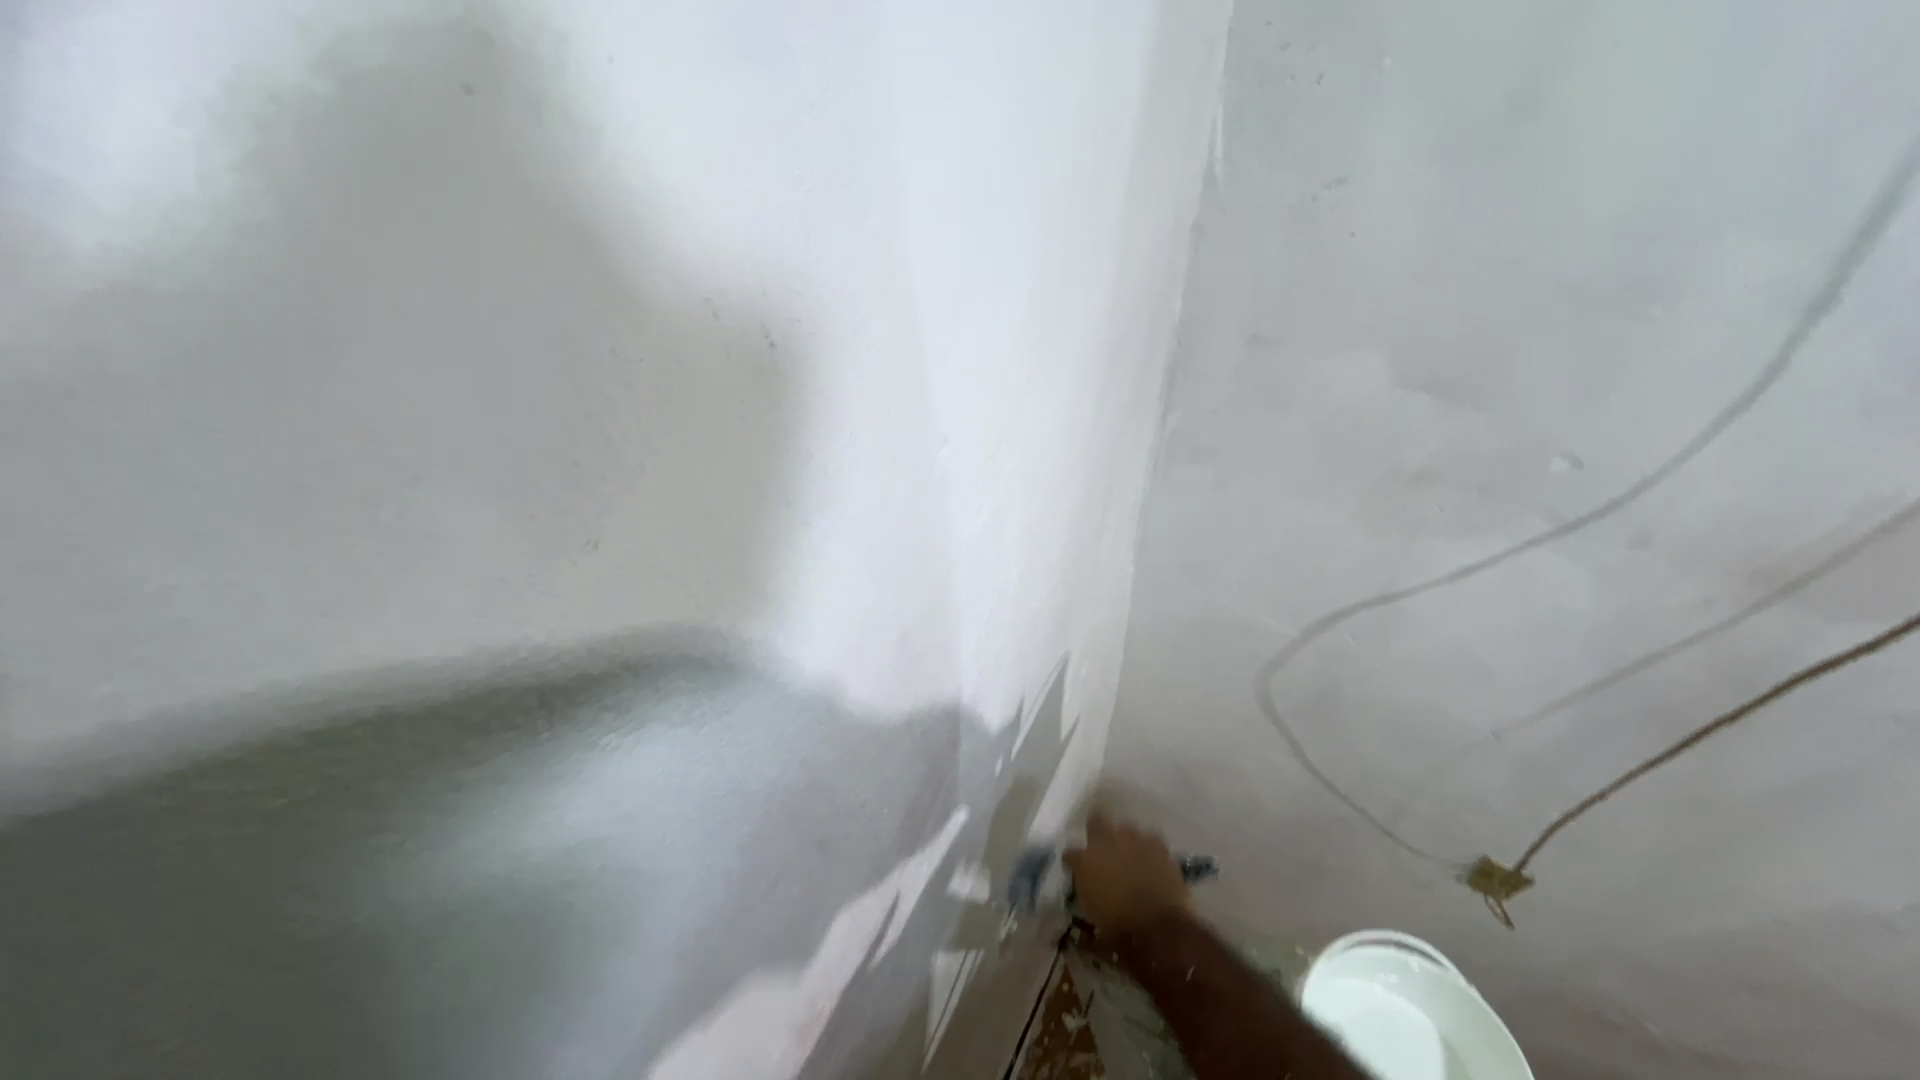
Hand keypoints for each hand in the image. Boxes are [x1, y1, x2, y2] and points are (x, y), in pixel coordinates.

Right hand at [1063, 813, 1191, 933]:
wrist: (1159, 927)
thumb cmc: (1119, 929)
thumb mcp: (1091, 913)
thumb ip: (1087, 892)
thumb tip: (1089, 890)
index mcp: (1084, 861)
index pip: (1070, 853)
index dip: (1073, 861)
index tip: (1076, 869)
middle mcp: (1106, 842)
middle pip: (1096, 821)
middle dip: (1097, 831)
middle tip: (1103, 849)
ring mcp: (1134, 839)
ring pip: (1126, 829)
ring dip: (1126, 841)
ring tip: (1131, 856)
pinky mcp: (1158, 844)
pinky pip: (1150, 841)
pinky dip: (1149, 850)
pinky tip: (1152, 862)